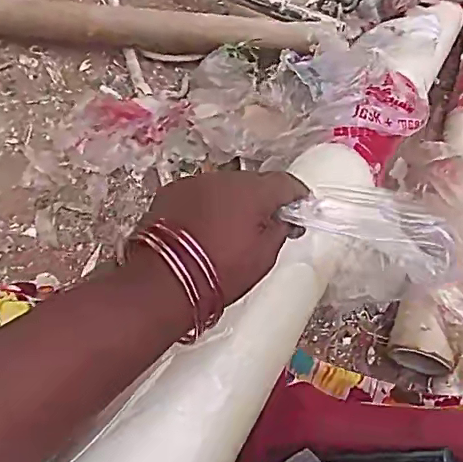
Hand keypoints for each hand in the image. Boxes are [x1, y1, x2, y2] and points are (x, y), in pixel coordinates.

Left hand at [139, 170, 309, 306]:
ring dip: (230, 204)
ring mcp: (194, 183)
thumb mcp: (263, 257)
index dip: (296, 196)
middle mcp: (224, 178)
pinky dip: (205, 208)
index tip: (299, 210)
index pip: (284, 182)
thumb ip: (278, 231)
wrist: (163, 282)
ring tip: (230, 231)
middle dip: (260, 201)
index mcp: (253, 191)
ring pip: (223, 189)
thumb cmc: (220, 272)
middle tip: (265, 226)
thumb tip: (282, 219)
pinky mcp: (169, 192)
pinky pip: (198, 196)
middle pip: (252, 184)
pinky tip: (203, 231)